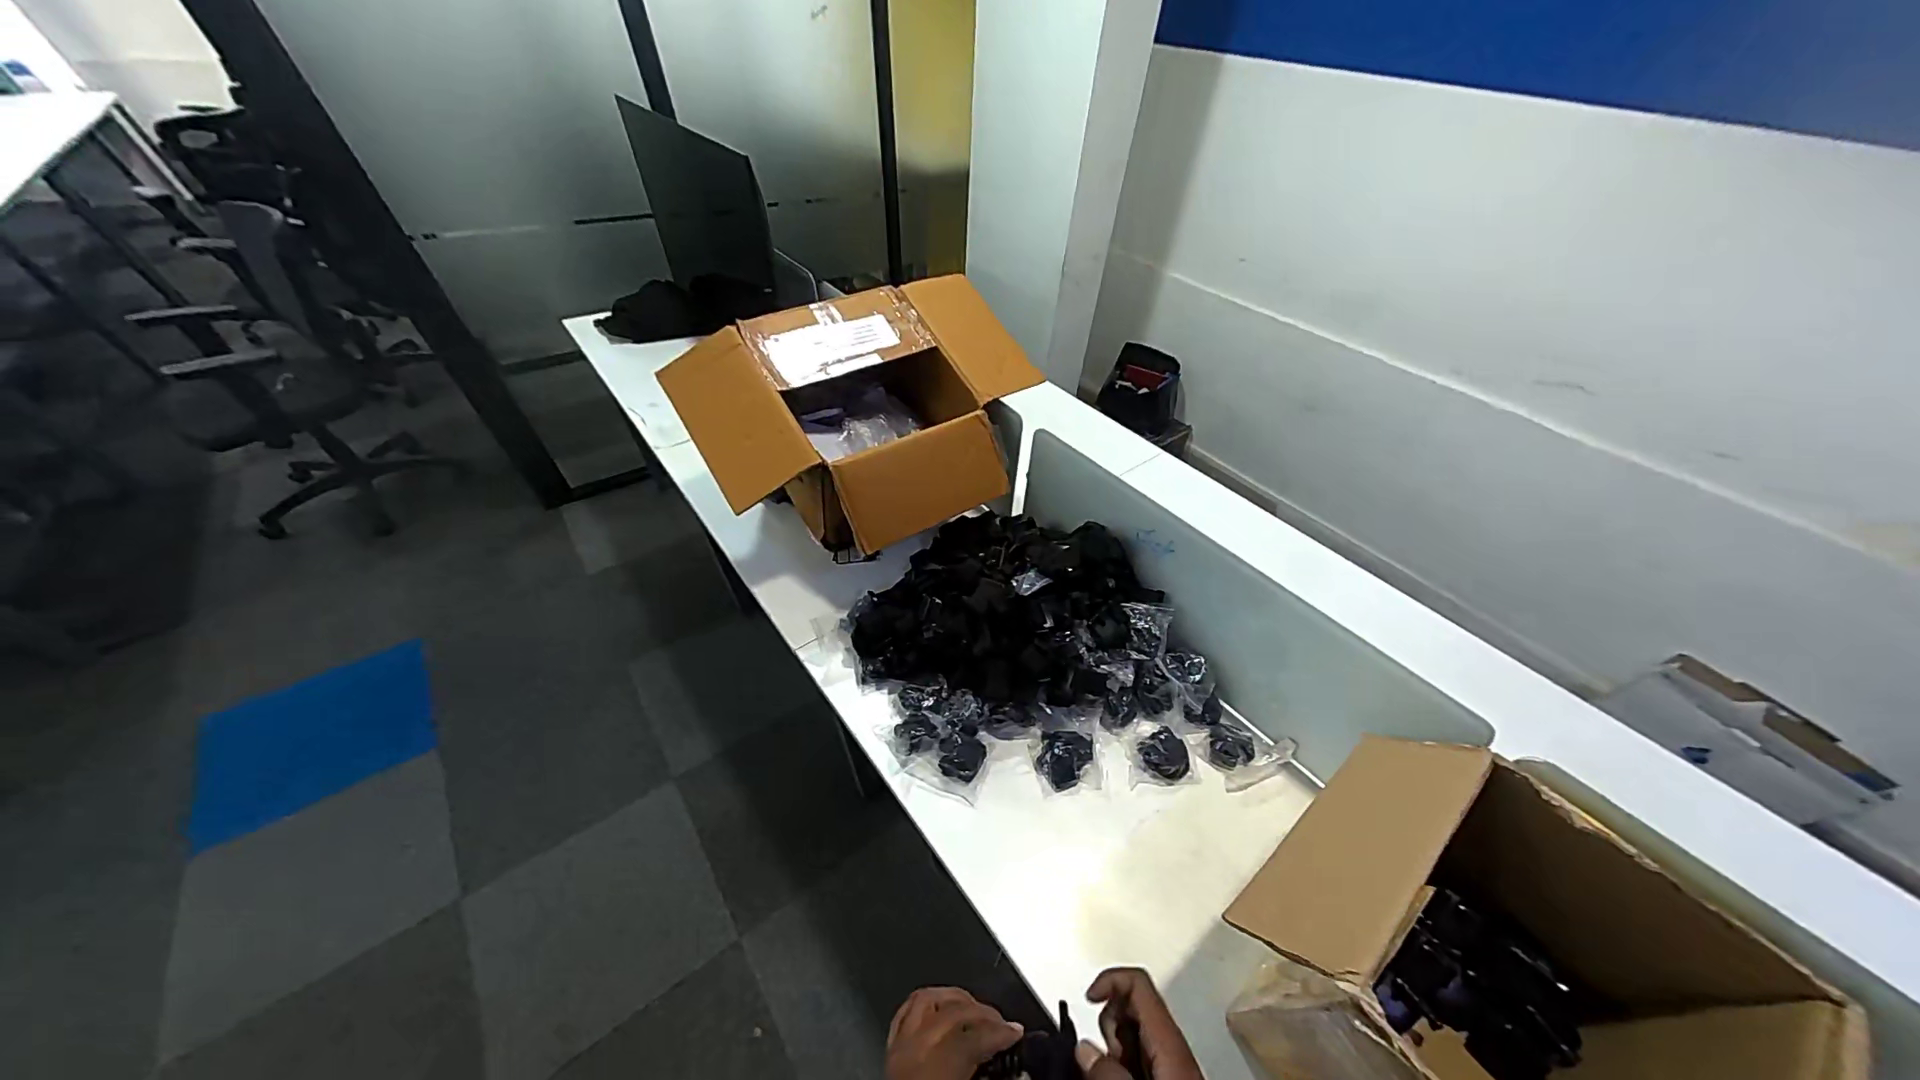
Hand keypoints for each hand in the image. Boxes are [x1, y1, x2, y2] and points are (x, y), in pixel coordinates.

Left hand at [886, 987, 1023, 1079]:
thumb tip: (1018, 1075)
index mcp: (933, 1073)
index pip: (971, 1038)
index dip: (998, 1032)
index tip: (1017, 1034)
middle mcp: (912, 1054)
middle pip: (952, 1012)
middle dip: (983, 1013)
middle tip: (1003, 1025)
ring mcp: (897, 1050)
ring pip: (926, 1001)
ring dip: (955, 999)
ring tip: (976, 1009)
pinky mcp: (889, 1052)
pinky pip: (906, 1012)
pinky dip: (928, 1003)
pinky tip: (942, 1008)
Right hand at [1075, 968, 1203, 1079]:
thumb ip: (1111, 1073)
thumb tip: (1085, 1050)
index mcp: (1170, 1043)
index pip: (1138, 983)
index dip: (1110, 981)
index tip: (1089, 997)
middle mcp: (1173, 1047)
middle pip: (1132, 1006)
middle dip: (1108, 1023)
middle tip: (1105, 1057)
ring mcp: (1171, 1065)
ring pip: (1133, 1033)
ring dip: (1113, 1047)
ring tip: (1112, 1072)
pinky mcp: (1168, 1078)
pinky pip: (1139, 1056)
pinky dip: (1122, 1063)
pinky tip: (1121, 1078)